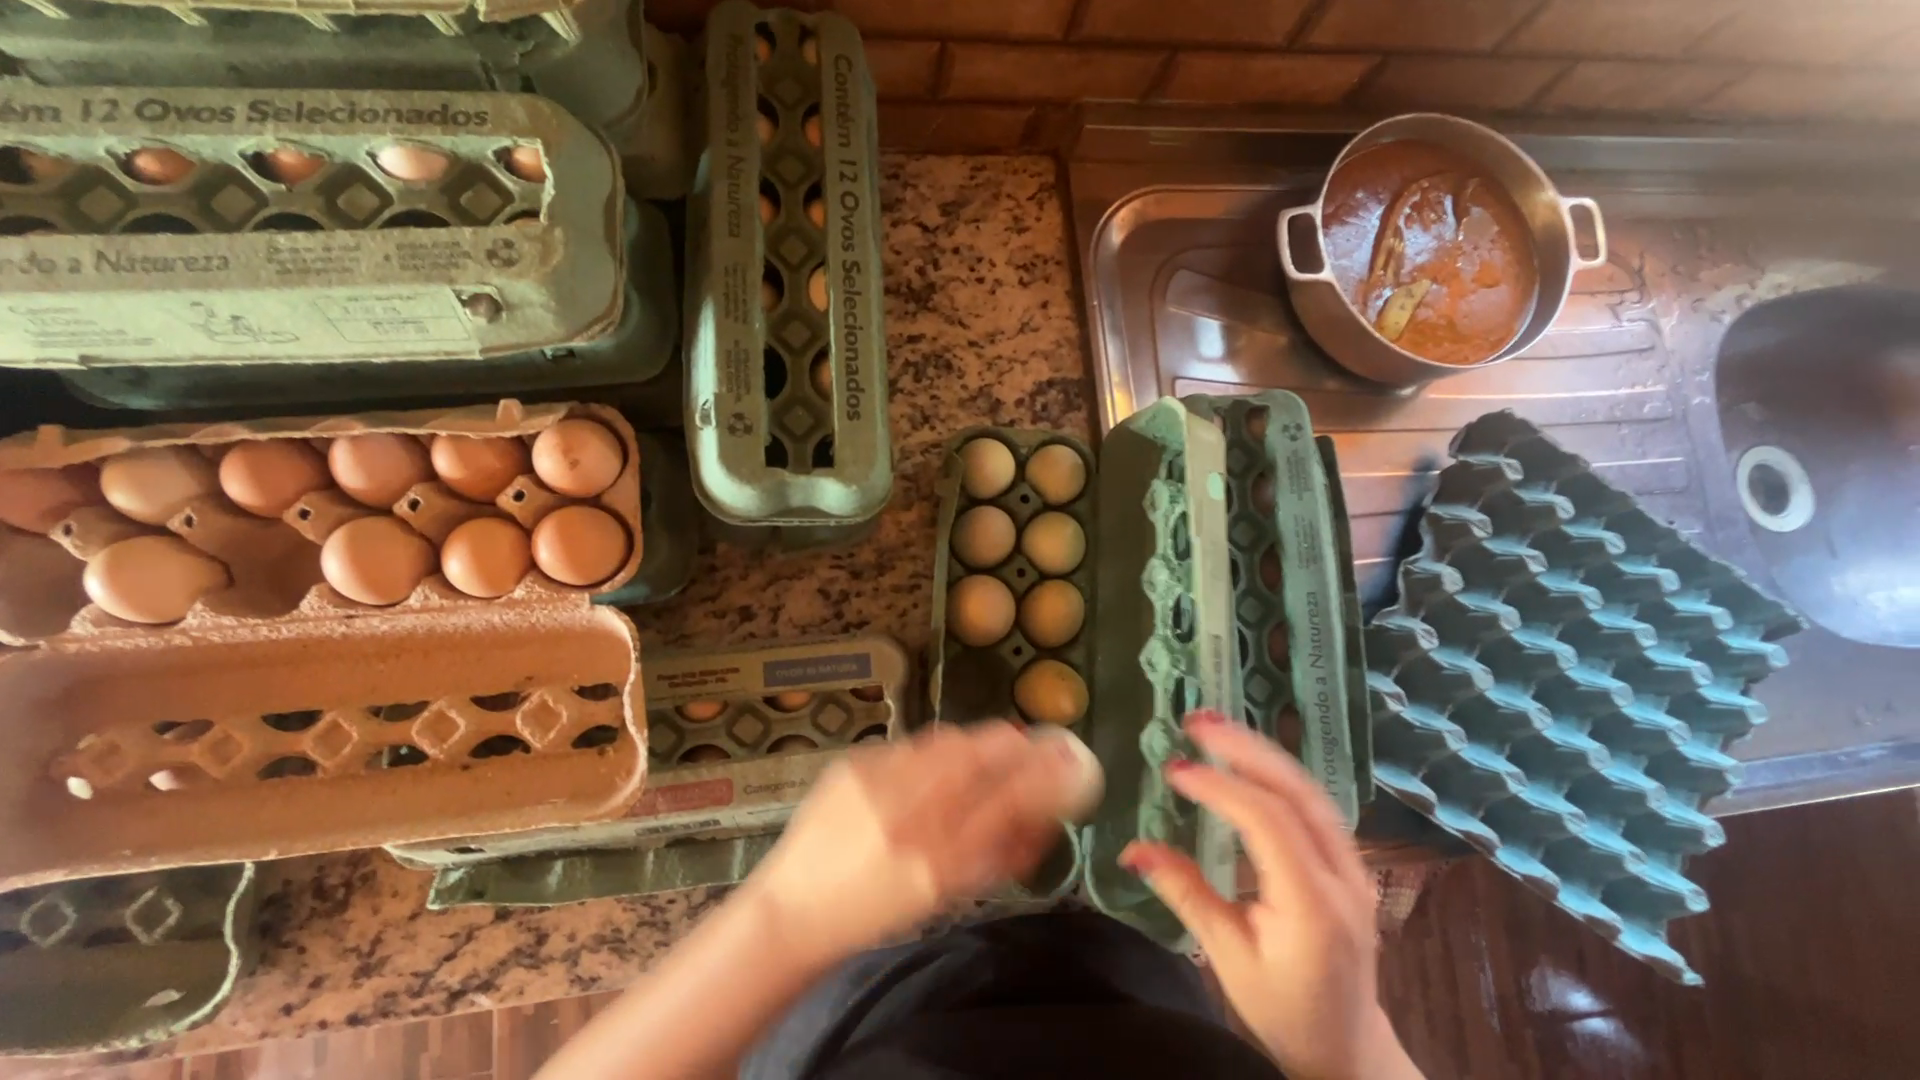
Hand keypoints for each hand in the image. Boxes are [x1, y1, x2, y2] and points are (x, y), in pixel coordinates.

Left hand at [742, 720, 1101, 964]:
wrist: (793, 908)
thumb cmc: (875, 914)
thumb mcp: (945, 897)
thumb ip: (997, 856)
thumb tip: (1044, 819)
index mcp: (938, 862)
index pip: (1011, 801)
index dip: (1051, 775)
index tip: (1076, 761)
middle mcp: (910, 816)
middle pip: (983, 755)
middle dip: (1020, 744)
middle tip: (1038, 745)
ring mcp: (877, 783)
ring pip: (949, 741)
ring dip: (979, 744)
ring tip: (990, 754)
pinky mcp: (852, 764)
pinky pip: (911, 746)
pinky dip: (935, 752)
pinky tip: (935, 766)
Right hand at [1121, 712, 1418, 1079]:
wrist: (1348, 1047)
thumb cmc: (1283, 1009)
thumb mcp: (1228, 957)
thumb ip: (1186, 895)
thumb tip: (1133, 850)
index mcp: (1313, 904)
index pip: (1268, 823)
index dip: (1220, 788)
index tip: (1174, 770)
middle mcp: (1343, 876)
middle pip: (1298, 792)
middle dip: (1245, 750)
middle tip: (1196, 721)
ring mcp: (1353, 867)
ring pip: (1311, 791)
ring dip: (1262, 754)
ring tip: (1215, 728)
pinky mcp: (1348, 864)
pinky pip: (1315, 805)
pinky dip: (1278, 774)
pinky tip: (1248, 760)